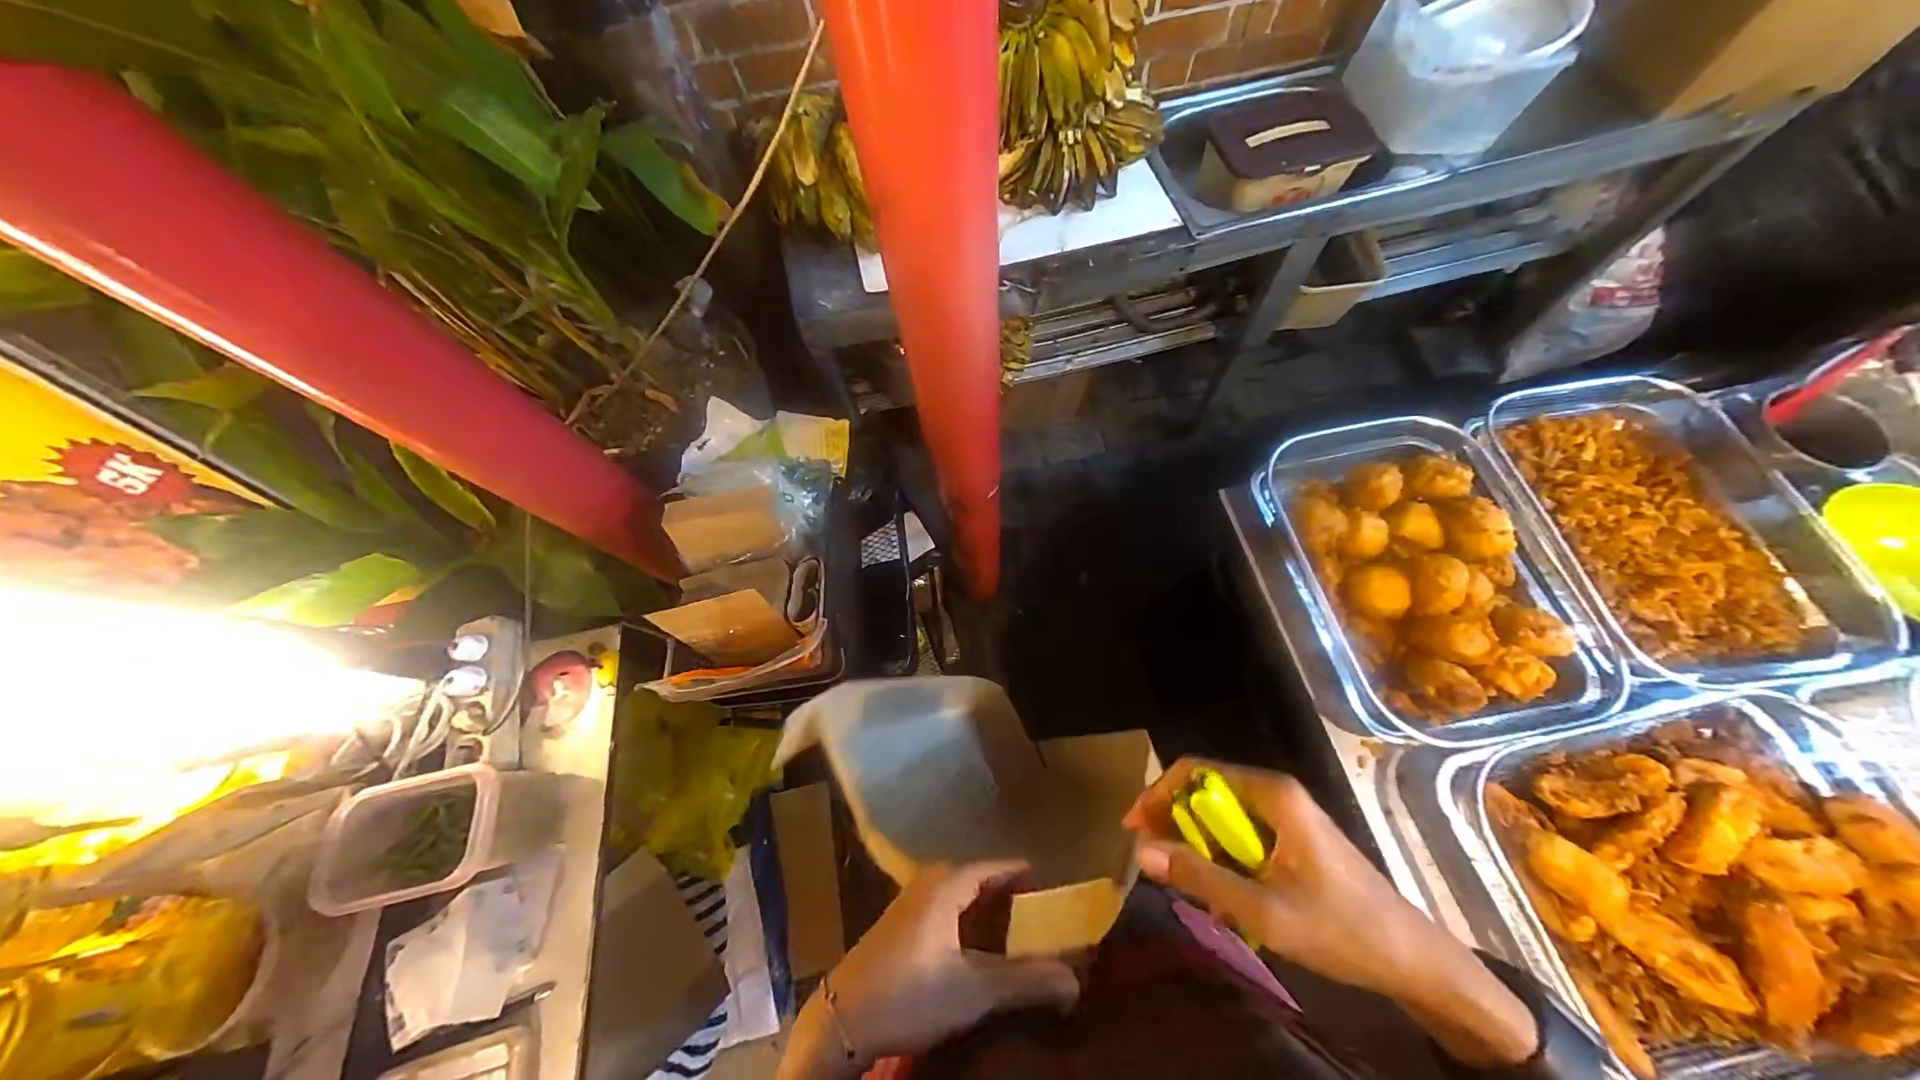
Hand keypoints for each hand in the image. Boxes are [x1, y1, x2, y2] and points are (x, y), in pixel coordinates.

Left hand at [775, 861, 1080, 1079]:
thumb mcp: (975, 991)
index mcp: (946, 883)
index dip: (1027, 878)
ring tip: (1016, 937)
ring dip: (988, 912)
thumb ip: (1027, 981)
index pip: (998, 867)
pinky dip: (968, 922)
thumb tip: (1076, 982)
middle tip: (1040, 921)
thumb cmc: (911, 994)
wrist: (843, 1020)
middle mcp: (928, 881)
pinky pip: (946, 908)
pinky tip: (976, 951)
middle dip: (1011, 897)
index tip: (1055, 895)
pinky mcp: (900, 924)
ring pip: (961, 895)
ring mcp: (910, 901)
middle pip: (980, 879)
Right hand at [1124, 758, 1538, 1067]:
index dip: (1157, 794)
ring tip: (1190, 888)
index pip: (1195, 772)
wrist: (1412, 960)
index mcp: (1272, 795)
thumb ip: (1201, 878)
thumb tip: (1142, 852)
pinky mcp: (1292, 837)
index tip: (1134, 830)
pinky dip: (1221, 859)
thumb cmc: (1340, 930)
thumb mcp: (1262, 911)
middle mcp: (1276, 793)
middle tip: (1157, 865)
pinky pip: (1240, 835)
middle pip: (1205, 792)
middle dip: (1173, 824)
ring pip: (1220, 816)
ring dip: (1197, 847)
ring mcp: (1286, 815)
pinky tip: (1224, 898)